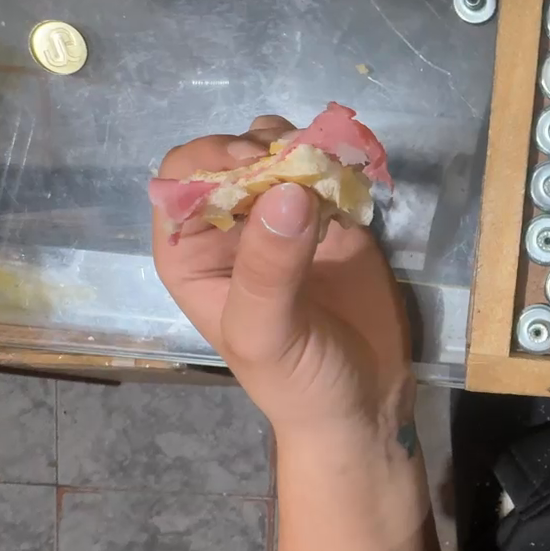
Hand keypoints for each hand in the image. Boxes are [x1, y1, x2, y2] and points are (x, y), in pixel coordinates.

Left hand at [151, 115, 410, 441]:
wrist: (366, 403)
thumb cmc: (298, 381)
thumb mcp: (268, 333)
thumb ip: (269, 268)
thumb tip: (289, 191)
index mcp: (195, 254)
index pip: (183, 182)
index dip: (212, 160)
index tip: (256, 163)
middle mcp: (236, 230)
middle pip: (234, 158)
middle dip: (264, 147)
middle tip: (302, 159)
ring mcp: (290, 224)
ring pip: (283, 158)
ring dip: (304, 148)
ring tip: (329, 163)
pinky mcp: (340, 225)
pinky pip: (332, 177)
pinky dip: (343, 164)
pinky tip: (356, 175)